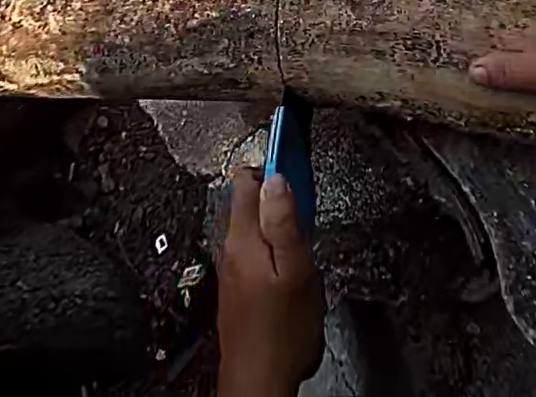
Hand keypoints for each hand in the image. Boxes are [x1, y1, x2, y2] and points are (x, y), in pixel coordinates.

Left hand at [217, 169, 323, 396]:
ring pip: (252, 223)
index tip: (292, 161)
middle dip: (274, 192)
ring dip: (274, 217)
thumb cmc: (281, 332)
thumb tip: (275, 177)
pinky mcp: (239, 284)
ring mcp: (233, 267)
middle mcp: (231, 248)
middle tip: (303, 202)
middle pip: (247, 199)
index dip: (269, 164)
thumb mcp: (294, 270)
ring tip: (301, 230)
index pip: (245, 179)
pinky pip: (253, 245)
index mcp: (243, 238)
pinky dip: (271, 239)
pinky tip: (290, 258)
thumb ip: (283, 222)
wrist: (259, 385)